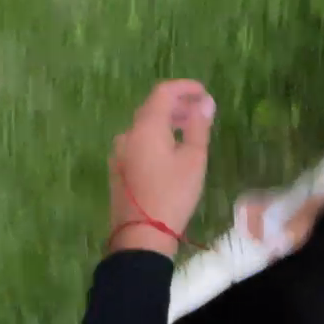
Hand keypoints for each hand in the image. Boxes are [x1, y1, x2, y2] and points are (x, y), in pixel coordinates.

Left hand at [108, 80, 214, 258]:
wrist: (141, 236)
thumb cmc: (172, 194)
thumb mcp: (193, 159)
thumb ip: (199, 126)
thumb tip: (206, 101)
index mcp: (146, 127)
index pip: (163, 92)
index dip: (185, 87)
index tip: (204, 93)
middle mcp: (128, 134)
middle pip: (153, 107)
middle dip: (178, 104)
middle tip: (201, 112)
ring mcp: (119, 151)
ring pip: (145, 125)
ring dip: (167, 120)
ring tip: (189, 131)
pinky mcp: (118, 167)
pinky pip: (138, 140)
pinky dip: (156, 135)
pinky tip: (170, 150)